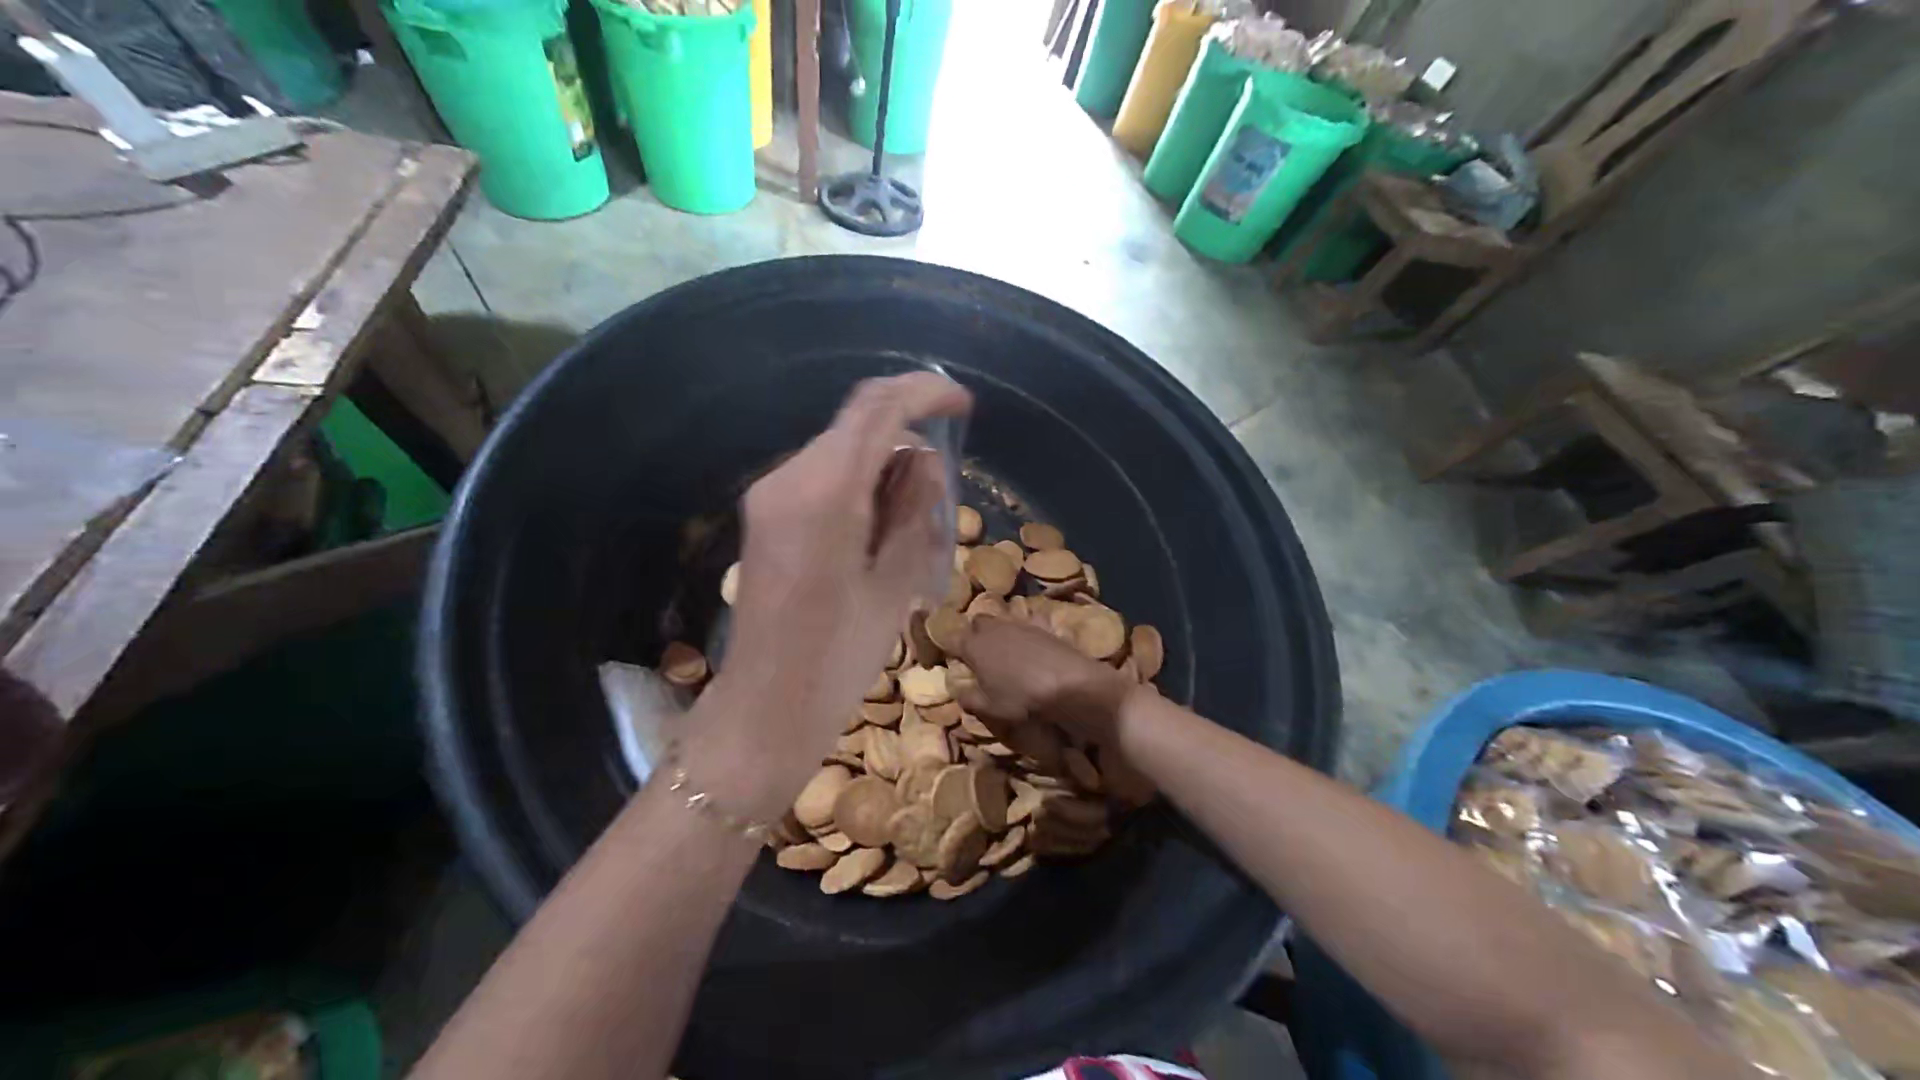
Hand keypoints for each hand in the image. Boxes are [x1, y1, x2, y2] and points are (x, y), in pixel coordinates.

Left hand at [688, 374, 971, 816]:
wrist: (766, 707)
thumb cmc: (839, 657)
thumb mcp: (893, 581)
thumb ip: (913, 508)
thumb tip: (924, 458)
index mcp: (824, 492)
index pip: (876, 409)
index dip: (924, 393)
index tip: (963, 403)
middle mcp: (788, 479)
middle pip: (856, 426)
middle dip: (907, 436)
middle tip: (941, 489)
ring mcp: (769, 495)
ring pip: (840, 450)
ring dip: (884, 465)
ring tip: (914, 522)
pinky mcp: (766, 514)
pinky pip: (822, 477)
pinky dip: (859, 485)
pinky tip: (878, 530)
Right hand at [954, 615, 1137, 745]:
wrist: (1068, 683)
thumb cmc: (1021, 697)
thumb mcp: (989, 707)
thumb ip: (968, 698)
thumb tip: (956, 689)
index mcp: (973, 645)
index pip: (952, 638)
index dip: (950, 646)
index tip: (952, 657)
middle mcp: (993, 627)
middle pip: (978, 622)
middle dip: (976, 632)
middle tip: (980, 652)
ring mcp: (1019, 623)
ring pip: (1002, 619)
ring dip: (1000, 630)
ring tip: (1006, 648)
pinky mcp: (1043, 625)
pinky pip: (1029, 622)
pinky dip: (1027, 630)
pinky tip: (1033, 644)